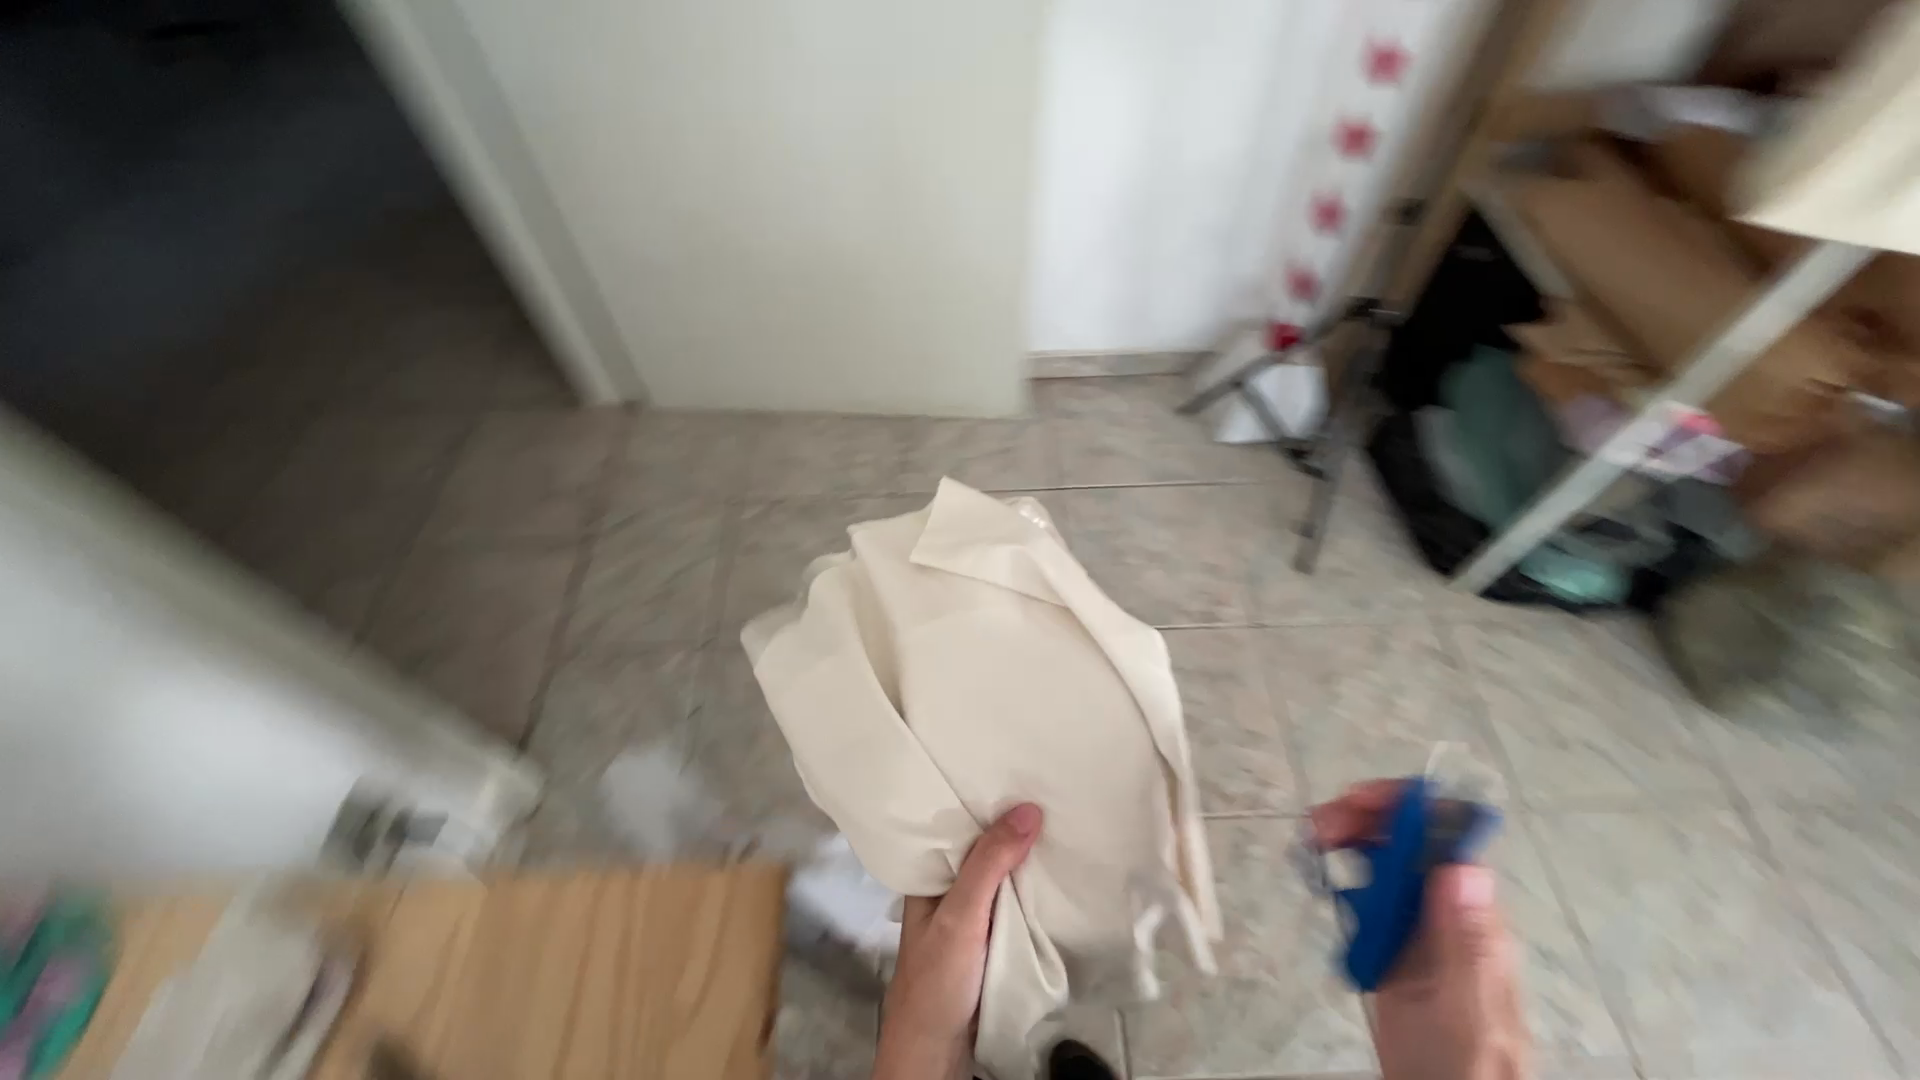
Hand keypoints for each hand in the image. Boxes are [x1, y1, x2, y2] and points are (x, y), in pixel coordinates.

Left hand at [872, 803, 1042, 1079]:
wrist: (937, 1052)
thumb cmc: (938, 978)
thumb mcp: (963, 913)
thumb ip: (989, 864)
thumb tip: (1028, 809)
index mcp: (928, 875)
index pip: (955, 824)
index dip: (983, 800)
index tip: (1017, 772)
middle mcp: (946, 889)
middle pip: (980, 848)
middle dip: (1009, 826)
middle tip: (1048, 789)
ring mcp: (967, 915)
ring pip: (997, 875)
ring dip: (1021, 857)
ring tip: (1056, 819)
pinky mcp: (987, 939)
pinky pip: (1010, 902)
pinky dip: (1027, 888)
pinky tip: (1050, 873)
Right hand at [1311, 781, 1528, 1079]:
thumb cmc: (1463, 1063)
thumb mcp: (1465, 1010)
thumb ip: (1464, 945)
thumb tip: (1462, 868)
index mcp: (1473, 918)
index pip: (1450, 837)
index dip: (1409, 807)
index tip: (1358, 800)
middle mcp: (1446, 911)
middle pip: (1409, 840)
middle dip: (1364, 818)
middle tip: (1317, 827)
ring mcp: (1418, 926)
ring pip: (1384, 860)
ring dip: (1348, 838)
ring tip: (1310, 842)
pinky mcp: (1391, 944)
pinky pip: (1366, 894)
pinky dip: (1339, 874)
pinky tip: (1316, 876)